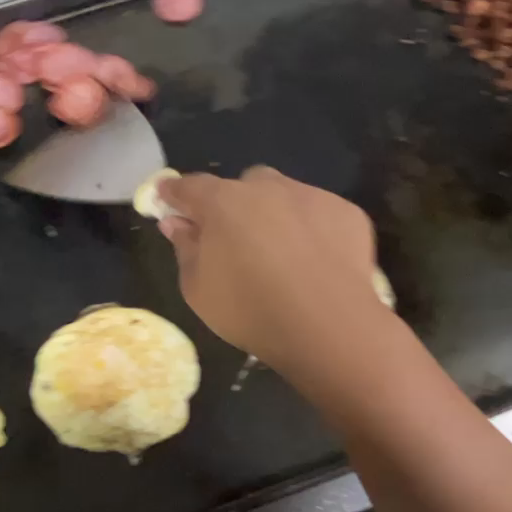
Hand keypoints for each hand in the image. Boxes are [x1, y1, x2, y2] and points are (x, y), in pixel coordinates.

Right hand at [158, 166, 391, 370]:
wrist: (327, 326)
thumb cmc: (249, 310)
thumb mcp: (197, 288)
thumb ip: (185, 248)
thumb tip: (176, 222)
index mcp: (222, 202)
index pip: (189, 186)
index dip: (174, 193)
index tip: (165, 197)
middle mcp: (266, 187)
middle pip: (241, 186)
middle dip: (231, 204)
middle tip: (232, 238)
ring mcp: (310, 196)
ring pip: (282, 194)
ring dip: (273, 213)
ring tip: (279, 253)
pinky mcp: (345, 212)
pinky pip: (317, 213)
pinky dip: (309, 229)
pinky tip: (313, 262)